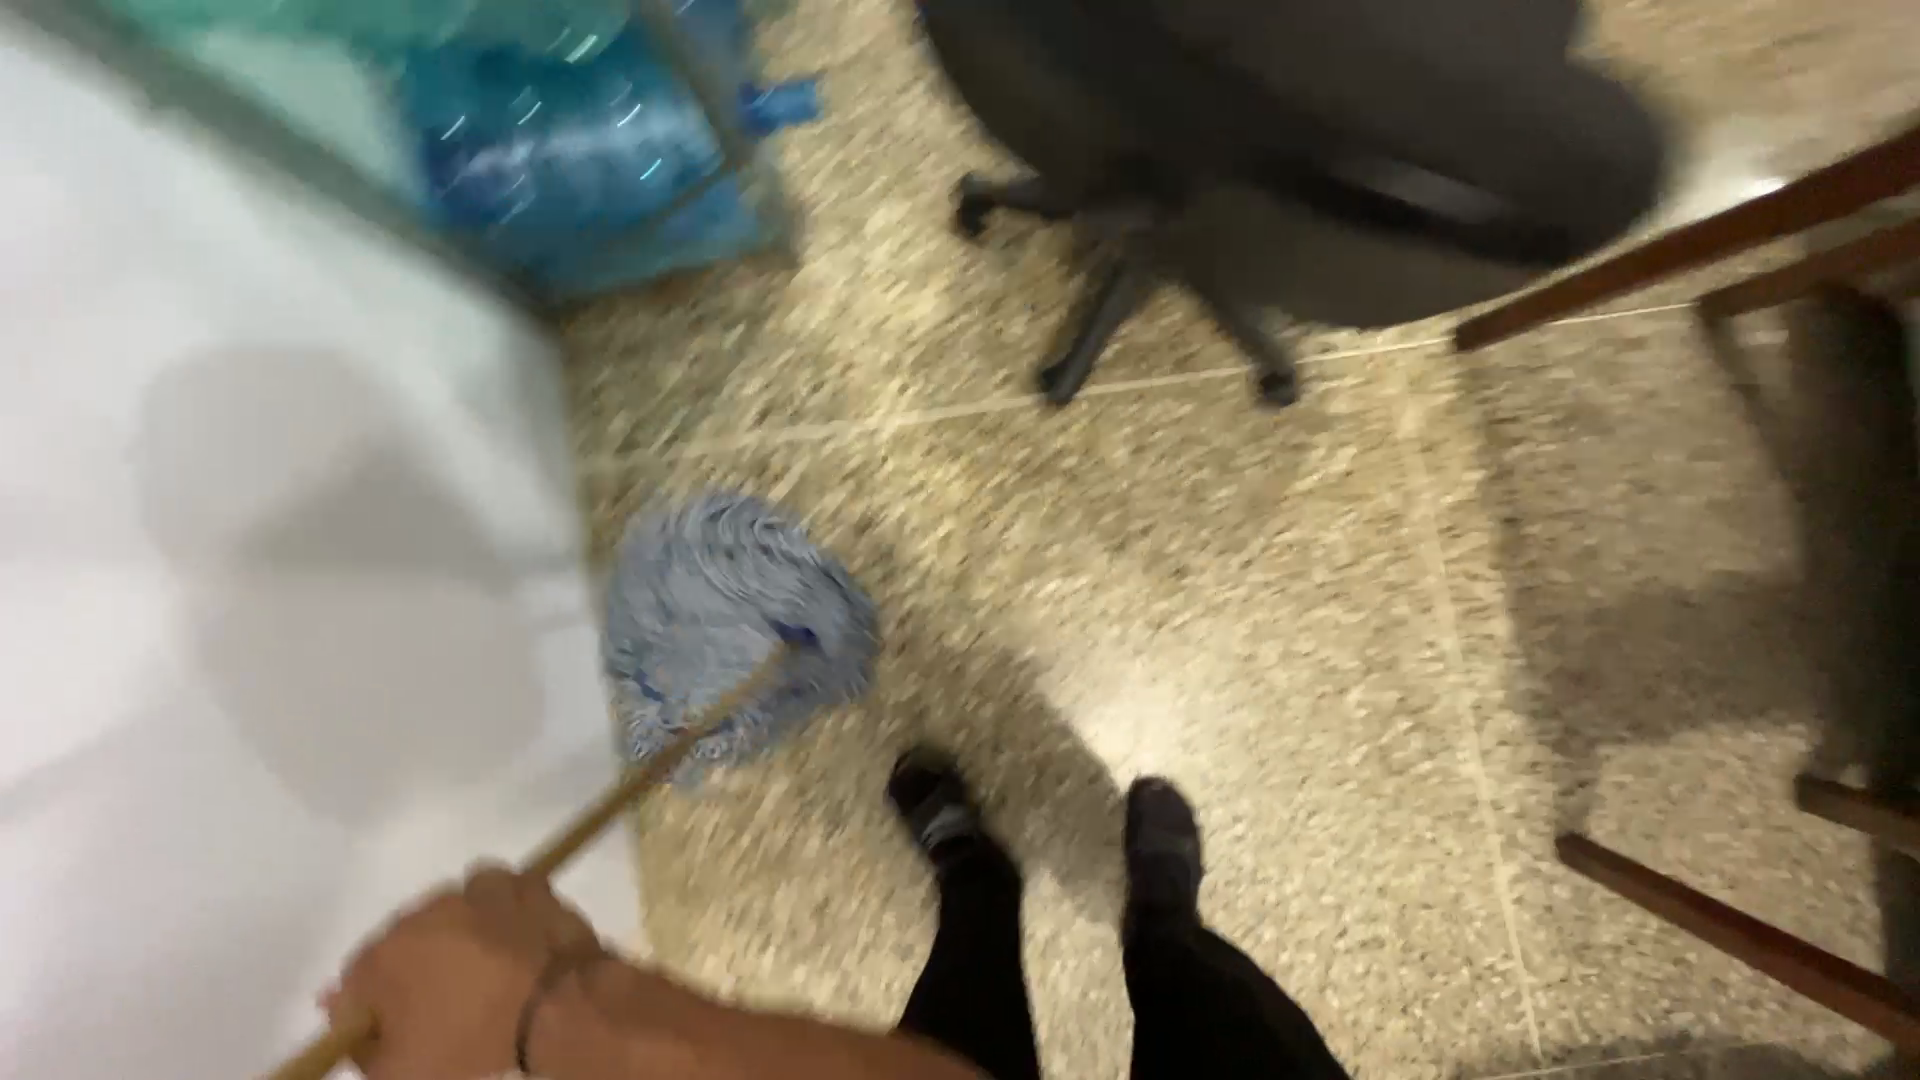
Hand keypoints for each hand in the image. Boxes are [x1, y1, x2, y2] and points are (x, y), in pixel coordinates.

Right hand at [324, 865, 607, 1079]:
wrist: (555, 1004)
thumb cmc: (471, 1042)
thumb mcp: (396, 1071)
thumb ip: (361, 1043)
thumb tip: (348, 1010)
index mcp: (387, 953)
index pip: (357, 978)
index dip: (369, 1005)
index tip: (391, 1026)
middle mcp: (431, 909)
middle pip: (408, 936)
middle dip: (416, 963)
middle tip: (442, 996)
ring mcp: (484, 890)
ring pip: (458, 903)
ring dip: (461, 926)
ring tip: (480, 960)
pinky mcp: (528, 884)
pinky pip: (504, 889)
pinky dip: (504, 906)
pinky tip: (513, 933)